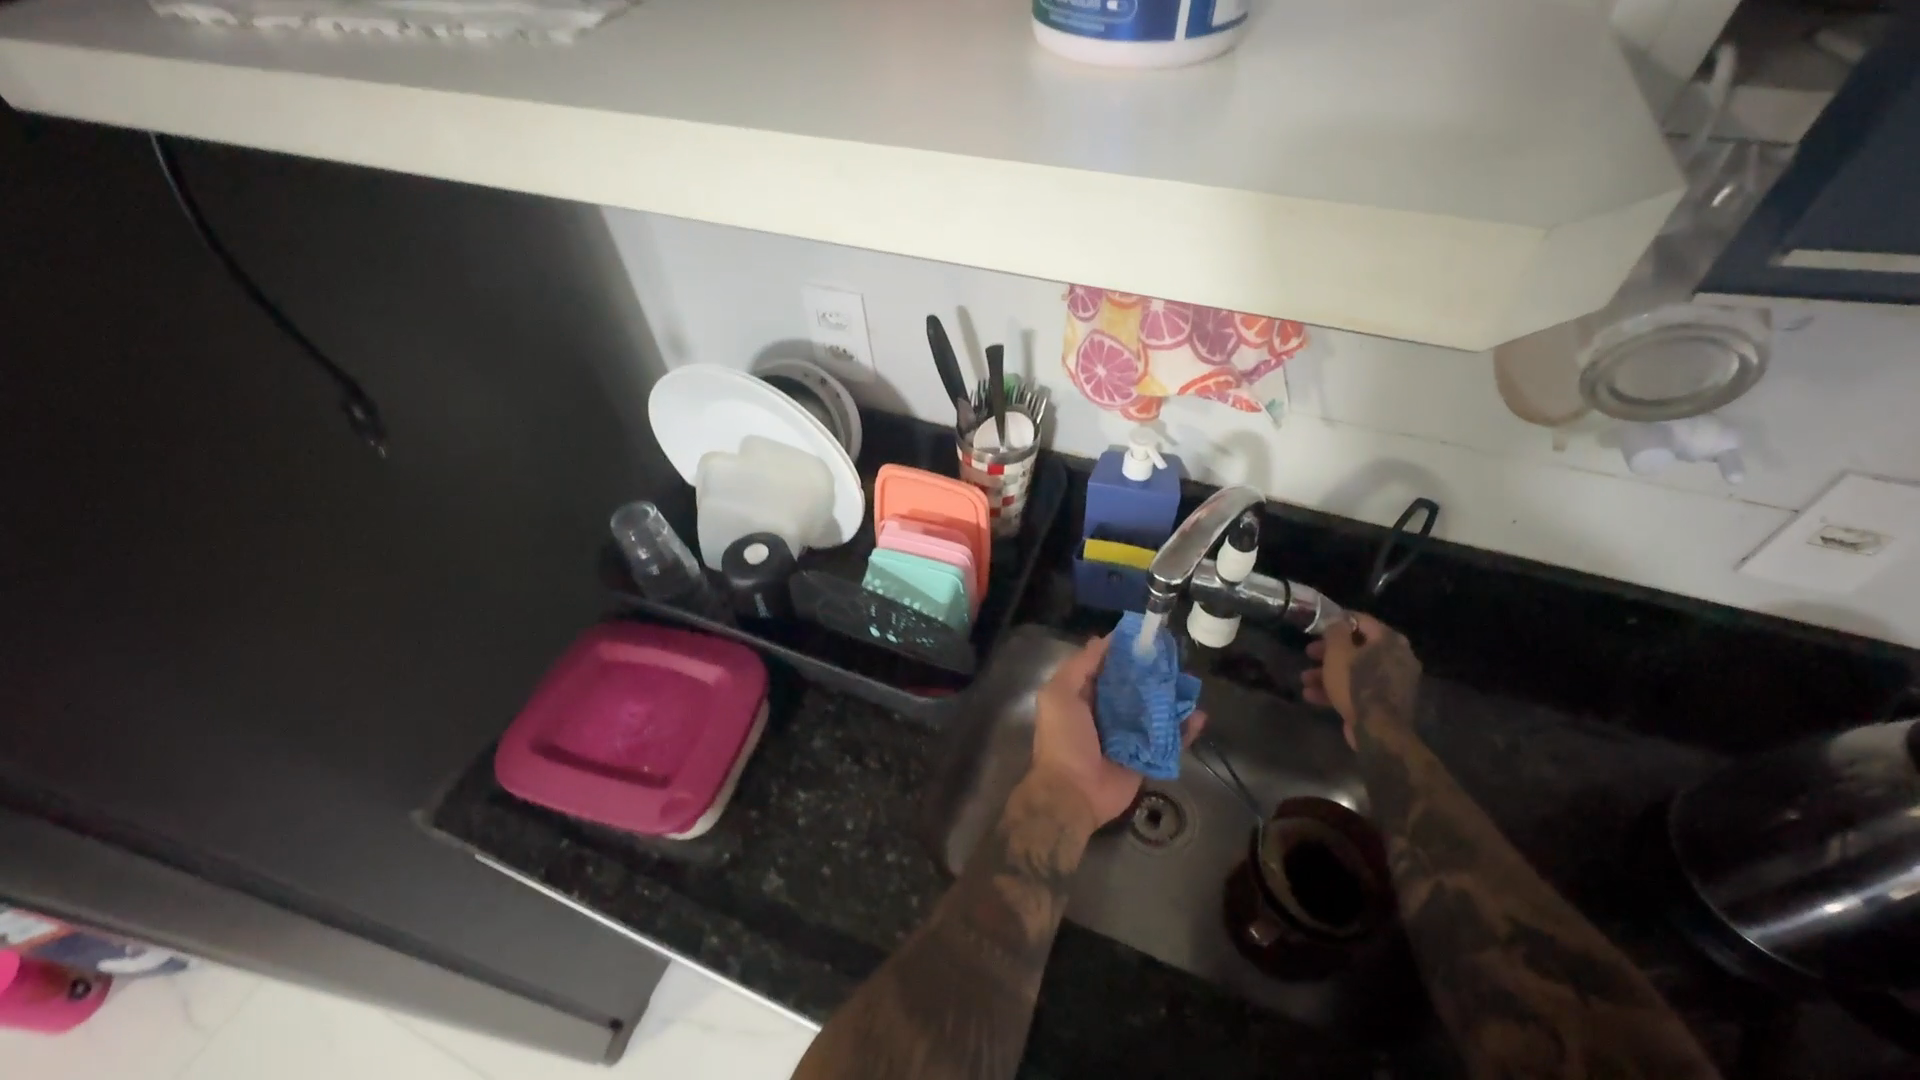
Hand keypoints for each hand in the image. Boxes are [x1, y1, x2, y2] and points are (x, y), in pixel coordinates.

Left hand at [1029, 634, 1204, 826]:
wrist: (1073, 793)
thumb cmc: (1063, 739)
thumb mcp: (1059, 694)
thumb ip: (1080, 666)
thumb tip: (1103, 639)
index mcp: (1084, 695)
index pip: (1108, 666)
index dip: (1126, 651)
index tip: (1148, 637)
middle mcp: (1107, 712)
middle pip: (1135, 687)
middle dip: (1154, 673)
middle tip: (1177, 658)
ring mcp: (1129, 734)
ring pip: (1155, 710)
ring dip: (1172, 698)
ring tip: (1191, 683)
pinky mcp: (1146, 756)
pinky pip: (1168, 739)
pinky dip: (1184, 728)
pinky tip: (1198, 715)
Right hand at [1302, 613, 1419, 748]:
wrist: (1378, 730)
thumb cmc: (1356, 684)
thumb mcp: (1338, 653)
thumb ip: (1336, 631)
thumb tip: (1336, 620)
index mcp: (1389, 641)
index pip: (1362, 620)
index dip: (1338, 621)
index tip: (1318, 626)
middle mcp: (1397, 657)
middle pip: (1358, 647)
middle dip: (1329, 652)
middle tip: (1309, 653)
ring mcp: (1394, 681)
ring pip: (1356, 670)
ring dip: (1328, 673)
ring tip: (1304, 680)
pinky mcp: (1386, 702)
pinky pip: (1360, 688)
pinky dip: (1338, 689)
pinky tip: (1312, 696)